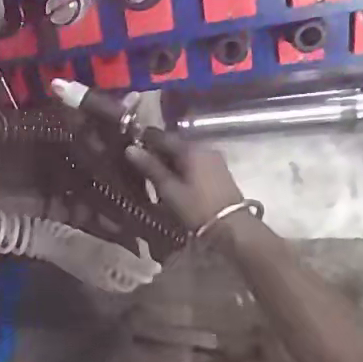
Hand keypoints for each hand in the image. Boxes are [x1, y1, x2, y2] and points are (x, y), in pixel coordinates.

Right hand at [124, 140, 247, 232]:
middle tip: (140, 165)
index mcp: (190, 149)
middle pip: (175, 144)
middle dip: (158, 152)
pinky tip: (175, 181)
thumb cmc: (197, 208)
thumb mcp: (169, 190)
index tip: (130, 147)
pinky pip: (196, 162)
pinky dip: (183, 168)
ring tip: (156, 176)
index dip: (144, 140)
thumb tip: (130, 148)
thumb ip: (150, 168)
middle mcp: (204, 147)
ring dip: (171, 162)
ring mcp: (214, 158)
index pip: (162, 136)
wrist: (232, 226)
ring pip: (186, 154)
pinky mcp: (220, 171)